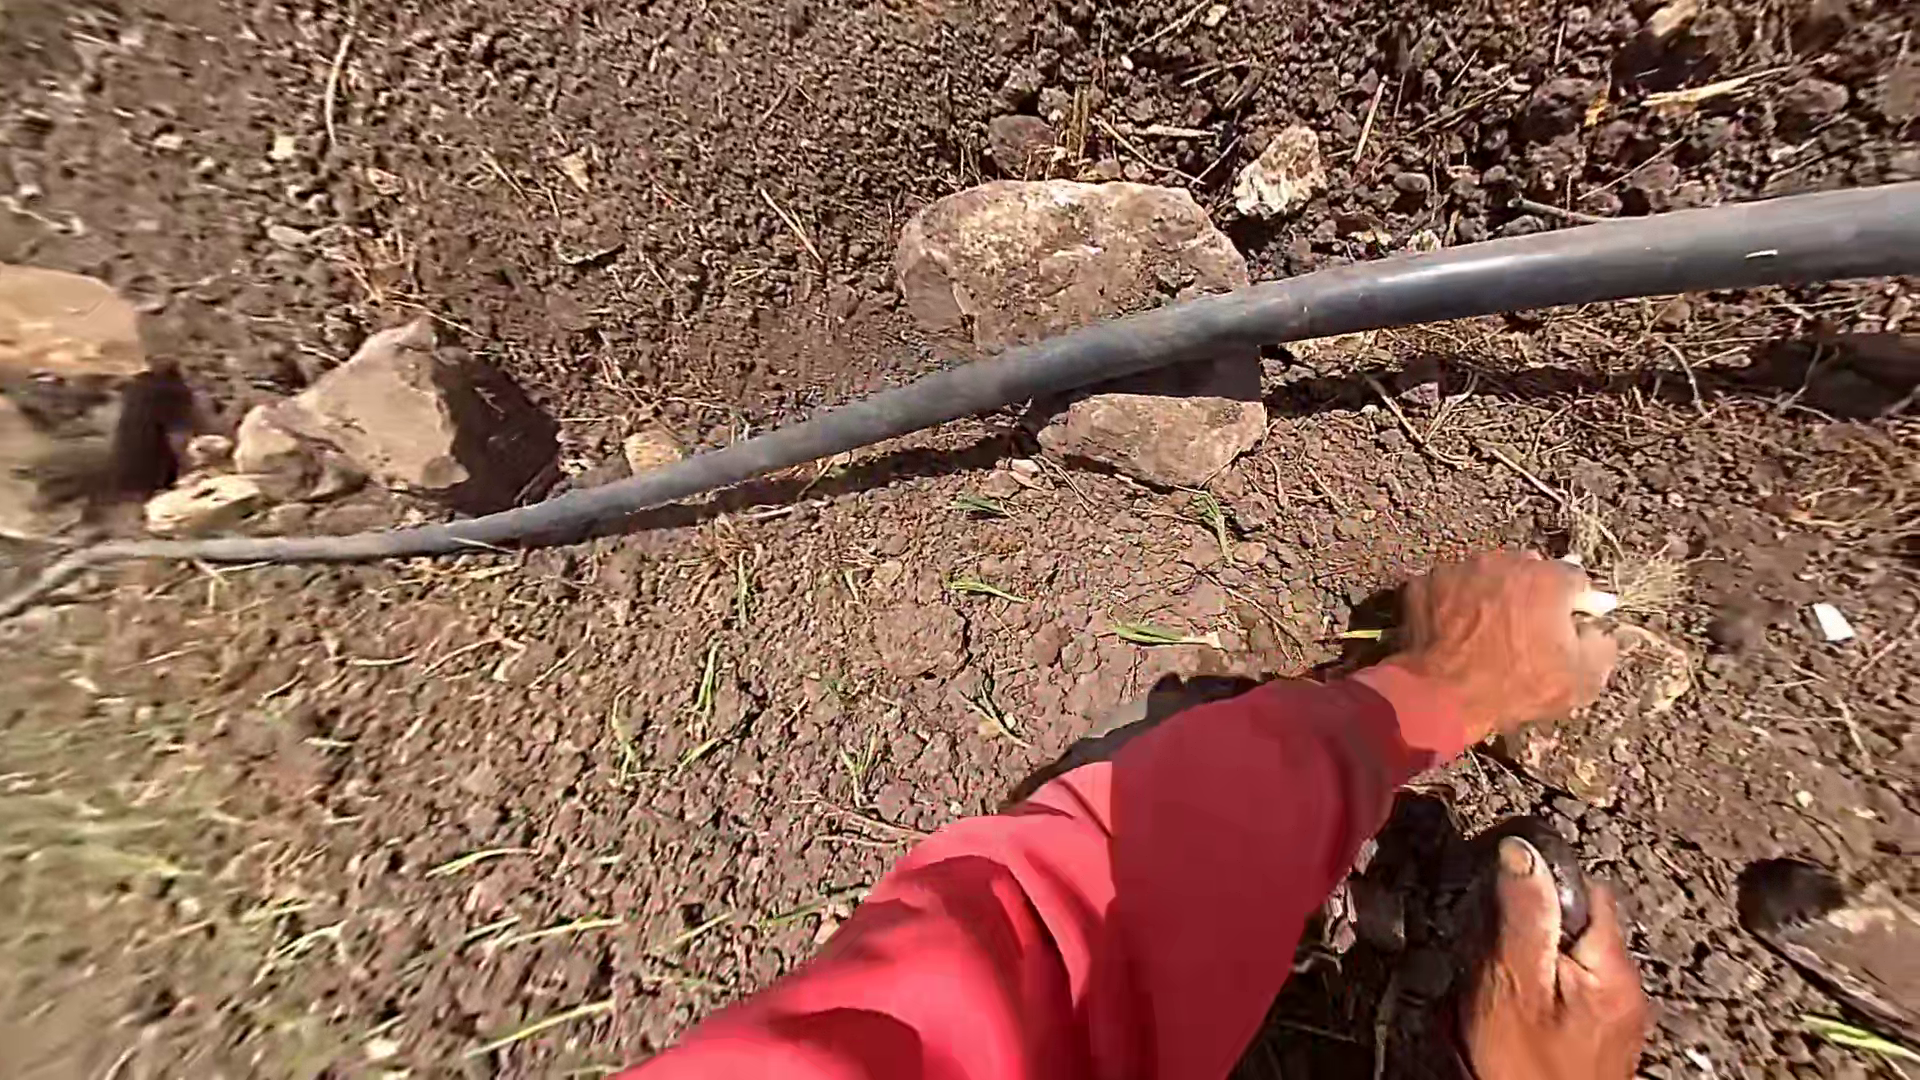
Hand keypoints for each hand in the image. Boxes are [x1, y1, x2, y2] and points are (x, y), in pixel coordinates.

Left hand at [1384, 550, 1616, 737]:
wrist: (1441, 691)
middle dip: (1530, 589)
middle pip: (1522, 568)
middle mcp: (1496, 565)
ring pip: (1479, 574)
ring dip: (1487, 590)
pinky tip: (1453, 625)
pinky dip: (1450, 600)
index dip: (1576, 599)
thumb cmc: (1515, 684)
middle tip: (1528, 619)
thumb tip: (1595, 631)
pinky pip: (1443, 587)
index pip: (1572, 577)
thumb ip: (1600, 643)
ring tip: (1487, 623)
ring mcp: (1452, 572)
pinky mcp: (1418, 585)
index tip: (1575, 617)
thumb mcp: (1584, 675)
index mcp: (1544, 578)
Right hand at [1465, 837, 1647, 1079]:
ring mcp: (1616, 1007)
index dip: (1544, 869)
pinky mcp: (1598, 1022)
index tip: (1498, 863)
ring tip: (1490, 935)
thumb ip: (1522, 912)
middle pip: (1581, 915)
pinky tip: (1509, 967)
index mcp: (1613, 969)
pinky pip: (1569, 966)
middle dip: (1533, 901)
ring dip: (1533, 929)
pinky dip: (1539, 955)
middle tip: (1485, 904)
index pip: (1588, 889)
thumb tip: (1523, 849)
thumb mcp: (1513, 974)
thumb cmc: (1521, 1051)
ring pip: (1572, 940)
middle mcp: (1627, 984)